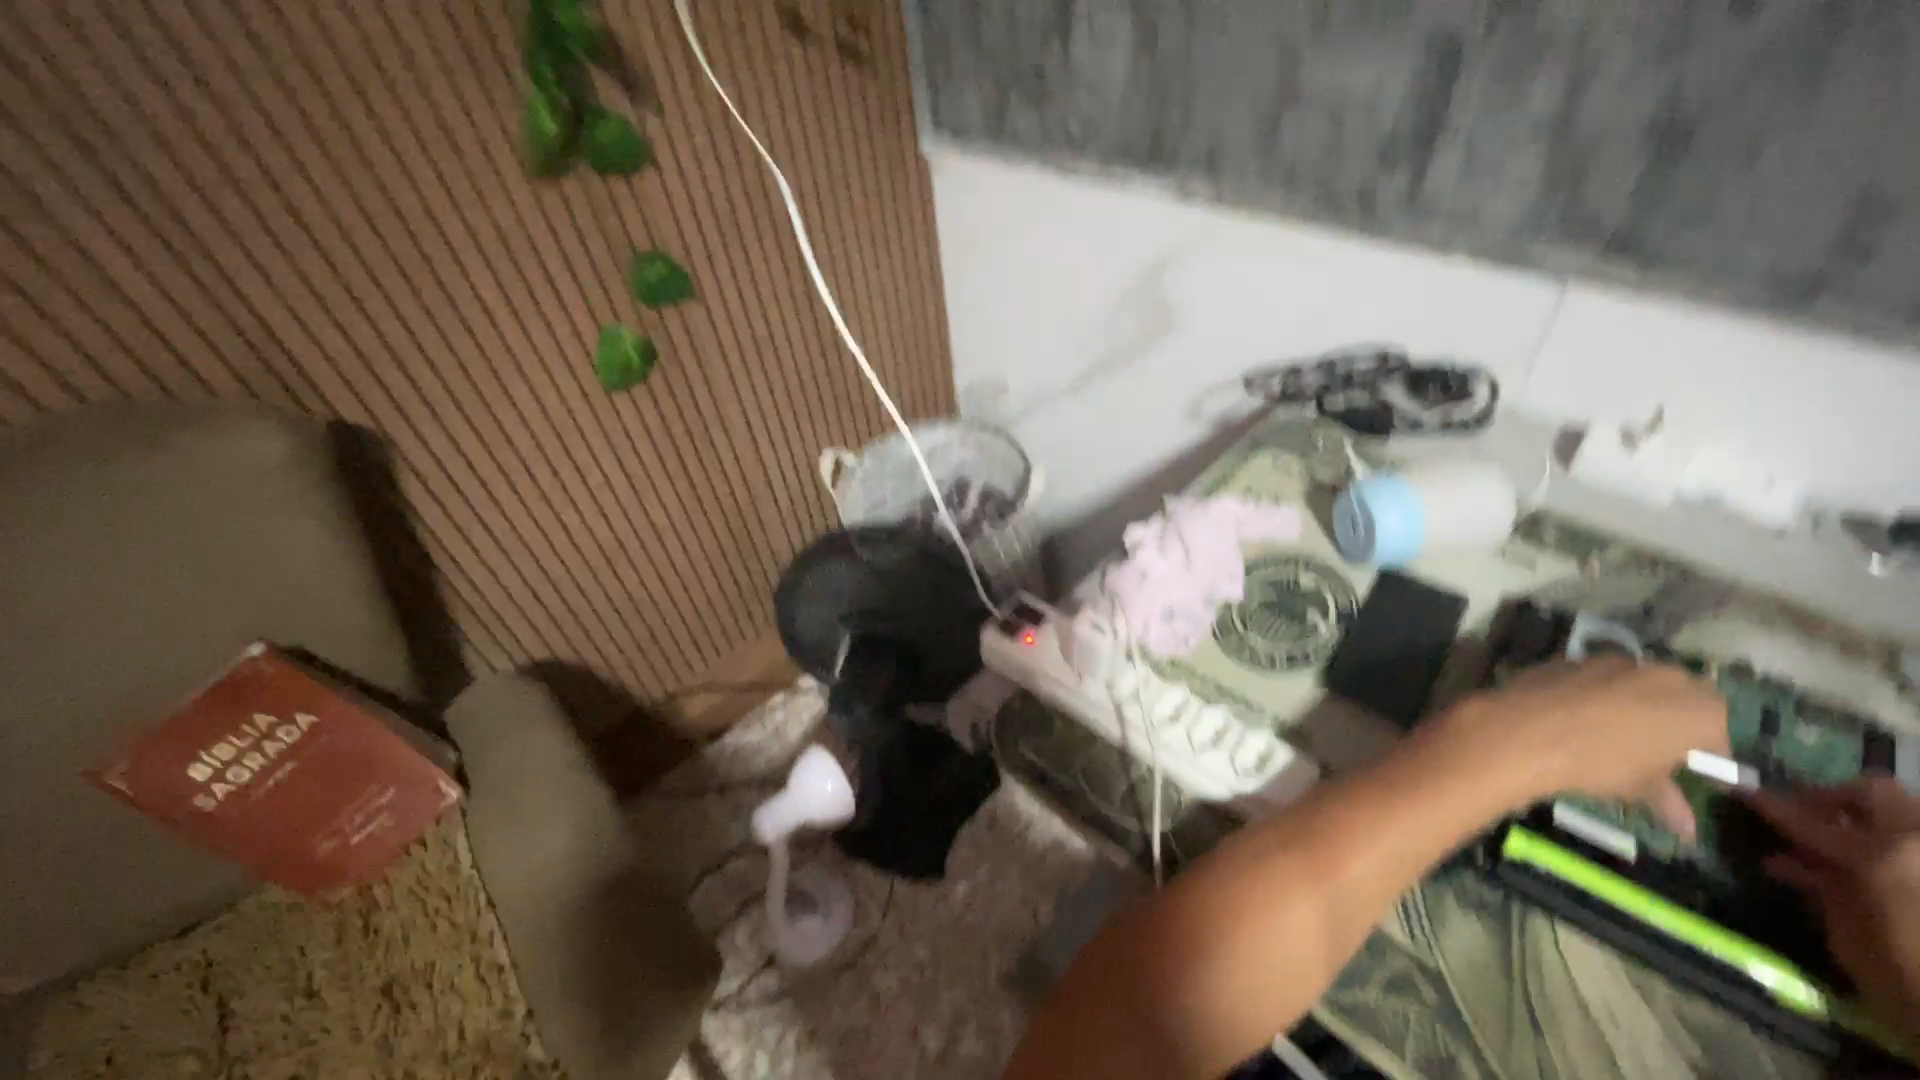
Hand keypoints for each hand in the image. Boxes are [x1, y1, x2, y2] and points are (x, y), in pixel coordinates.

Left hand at [1440, 656, 1728, 835]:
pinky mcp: (1572, 659)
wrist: (1526, 730)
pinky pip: (1593, 677)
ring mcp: (1614, 662)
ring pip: (1636, 680)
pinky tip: (1573, 714)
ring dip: (1633, 700)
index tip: (1694, 769)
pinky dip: (1592, 692)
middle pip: (1681, 695)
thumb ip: (1669, 802)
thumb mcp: (1639, 788)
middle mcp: (1662, 676)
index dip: (1707, 751)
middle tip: (1657, 746)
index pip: (1718, 731)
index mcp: (1698, 709)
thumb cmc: (1599, 763)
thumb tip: (1688, 830)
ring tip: (1613, 730)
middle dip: (1674, 718)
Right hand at [1751, 779, 1919, 1039]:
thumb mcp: (1845, 932)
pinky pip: (1909, 848)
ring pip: (1900, 816)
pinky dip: (1886, 851)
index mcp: (1883, 855)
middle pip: (1874, 794)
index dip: (1770, 806)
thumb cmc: (1899, 977)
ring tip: (1828, 844)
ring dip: (1863, 824)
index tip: (1741, 791)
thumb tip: (1787, 859)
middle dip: (1835, 800)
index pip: (1808, 819)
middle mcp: (1917, 845)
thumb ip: (1820, 885)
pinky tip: (1855, 869)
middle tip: (1804, 817)